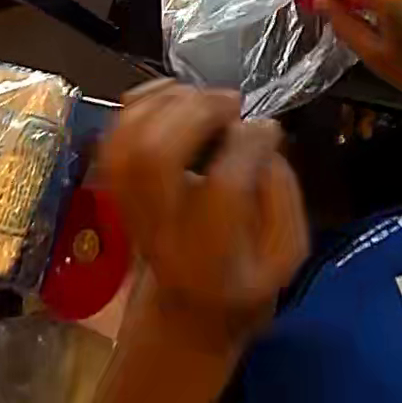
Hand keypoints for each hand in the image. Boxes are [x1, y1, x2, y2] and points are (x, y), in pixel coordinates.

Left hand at [99, 81, 307, 353]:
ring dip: (171, 102)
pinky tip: (178, 93)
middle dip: (199, 112)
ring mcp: (131, 206)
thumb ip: (283, 197)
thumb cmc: (243, 277)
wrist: (186, 310)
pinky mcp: (119, 186)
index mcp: (211, 253)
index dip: (249, 142)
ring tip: (207, 98)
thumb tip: (265, 145)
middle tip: (233, 104)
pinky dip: (144, 100)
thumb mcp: (286, 255)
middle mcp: (162, 228)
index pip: (223, 184)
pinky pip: (115, 134)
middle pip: (157, 154)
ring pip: (128, 140)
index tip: (269, 130)